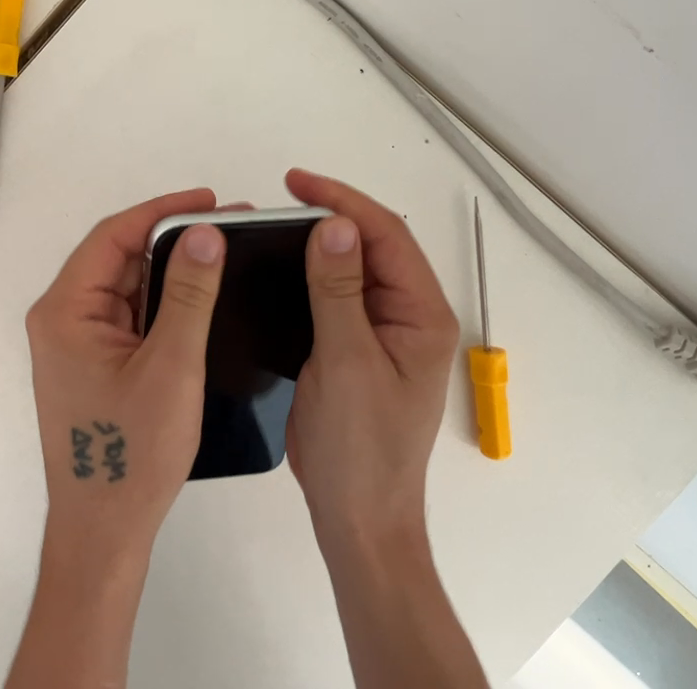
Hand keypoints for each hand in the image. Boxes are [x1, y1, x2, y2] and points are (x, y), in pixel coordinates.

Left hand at [23, 188, 225, 559]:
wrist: (104, 528)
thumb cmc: (132, 451)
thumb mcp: (170, 367)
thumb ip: (189, 296)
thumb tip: (206, 232)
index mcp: (65, 310)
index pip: (112, 237)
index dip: (162, 211)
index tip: (212, 200)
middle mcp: (62, 318)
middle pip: (117, 259)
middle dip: (172, 240)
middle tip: (229, 227)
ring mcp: (76, 342)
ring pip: (126, 287)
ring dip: (170, 271)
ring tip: (224, 256)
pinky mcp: (93, 362)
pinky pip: (129, 316)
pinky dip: (163, 304)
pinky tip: (201, 297)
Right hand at [284, 169, 459, 542]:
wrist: (356, 515)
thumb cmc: (359, 444)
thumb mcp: (347, 362)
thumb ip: (339, 290)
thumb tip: (335, 223)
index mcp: (422, 315)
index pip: (387, 237)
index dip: (343, 201)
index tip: (294, 181)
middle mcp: (408, 317)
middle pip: (373, 248)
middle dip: (331, 216)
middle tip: (280, 200)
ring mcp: (381, 335)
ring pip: (353, 271)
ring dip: (319, 244)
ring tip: (274, 225)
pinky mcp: (355, 351)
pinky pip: (335, 298)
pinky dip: (309, 276)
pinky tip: (279, 270)